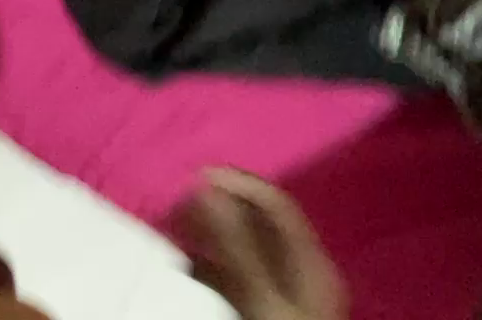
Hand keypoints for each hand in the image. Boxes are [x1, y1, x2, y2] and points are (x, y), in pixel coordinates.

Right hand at [181, 169, 346, 319]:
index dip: (237, 182)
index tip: (194, 176)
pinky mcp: (263, 310)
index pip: (275, 202)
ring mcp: (283, 292)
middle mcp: (298, 269)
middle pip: (256, 221)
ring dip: (206, 234)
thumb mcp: (260, 301)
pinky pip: (234, 274)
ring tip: (172, 229)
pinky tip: (183, 266)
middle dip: (214, 207)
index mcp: (308, 262)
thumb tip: (204, 185)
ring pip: (242, 246)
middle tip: (176, 204)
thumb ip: (235, 245)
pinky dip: (208, 264)